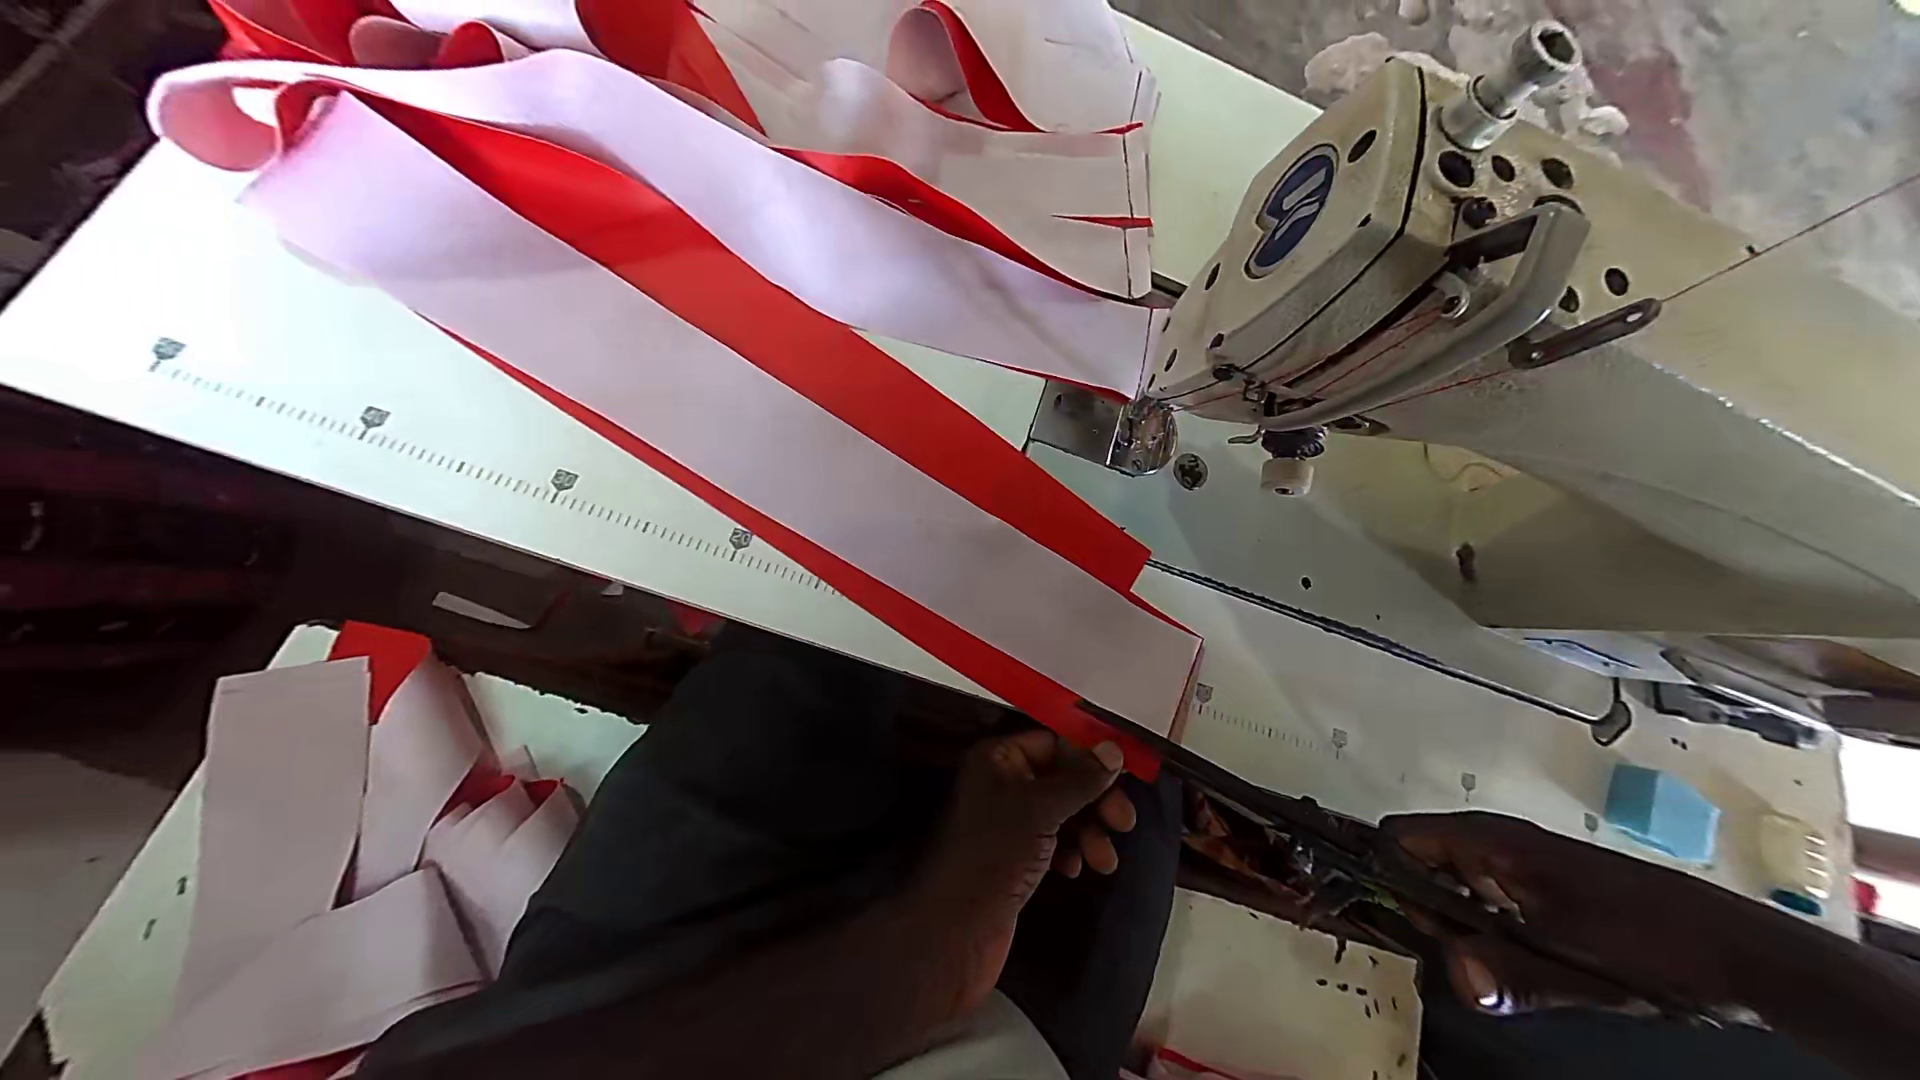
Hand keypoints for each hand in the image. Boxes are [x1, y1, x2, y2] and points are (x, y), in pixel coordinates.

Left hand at [907, 730, 1132, 1009]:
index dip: (1086, 757)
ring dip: (1089, 831)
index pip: (1052, 742)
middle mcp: (1001, 783)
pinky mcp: (1016, 853)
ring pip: (1063, 812)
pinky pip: (1054, 840)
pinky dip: (1070, 850)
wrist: (958, 928)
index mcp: (997, 759)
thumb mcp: (1040, 809)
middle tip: (1122, 822)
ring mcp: (1009, 820)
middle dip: (1095, 800)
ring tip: (1102, 858)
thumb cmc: (992, 854)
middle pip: (1062, 778)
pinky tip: (1074, 867)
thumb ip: (1080, 780)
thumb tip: (1113, 751)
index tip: (1122, 775)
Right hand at [1383, 811, 1751, 1014]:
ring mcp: (1512, 857)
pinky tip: (1510, 952)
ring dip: (1452, 917)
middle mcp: (1489, 838)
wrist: (1742, 951)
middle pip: (1416, 861)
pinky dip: (1478, 921)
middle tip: (1460, 949)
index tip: (1409, 921)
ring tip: (1487, 956)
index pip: (1397, 838)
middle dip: (1424, 906)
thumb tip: (1453, 974)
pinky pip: (1477, 891)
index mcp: (1484, 838)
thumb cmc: (1650, 940)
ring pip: (1447, 879)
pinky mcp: (1533, 879)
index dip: (1388, 876)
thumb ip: (1510, 971)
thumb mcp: (1577, 964)